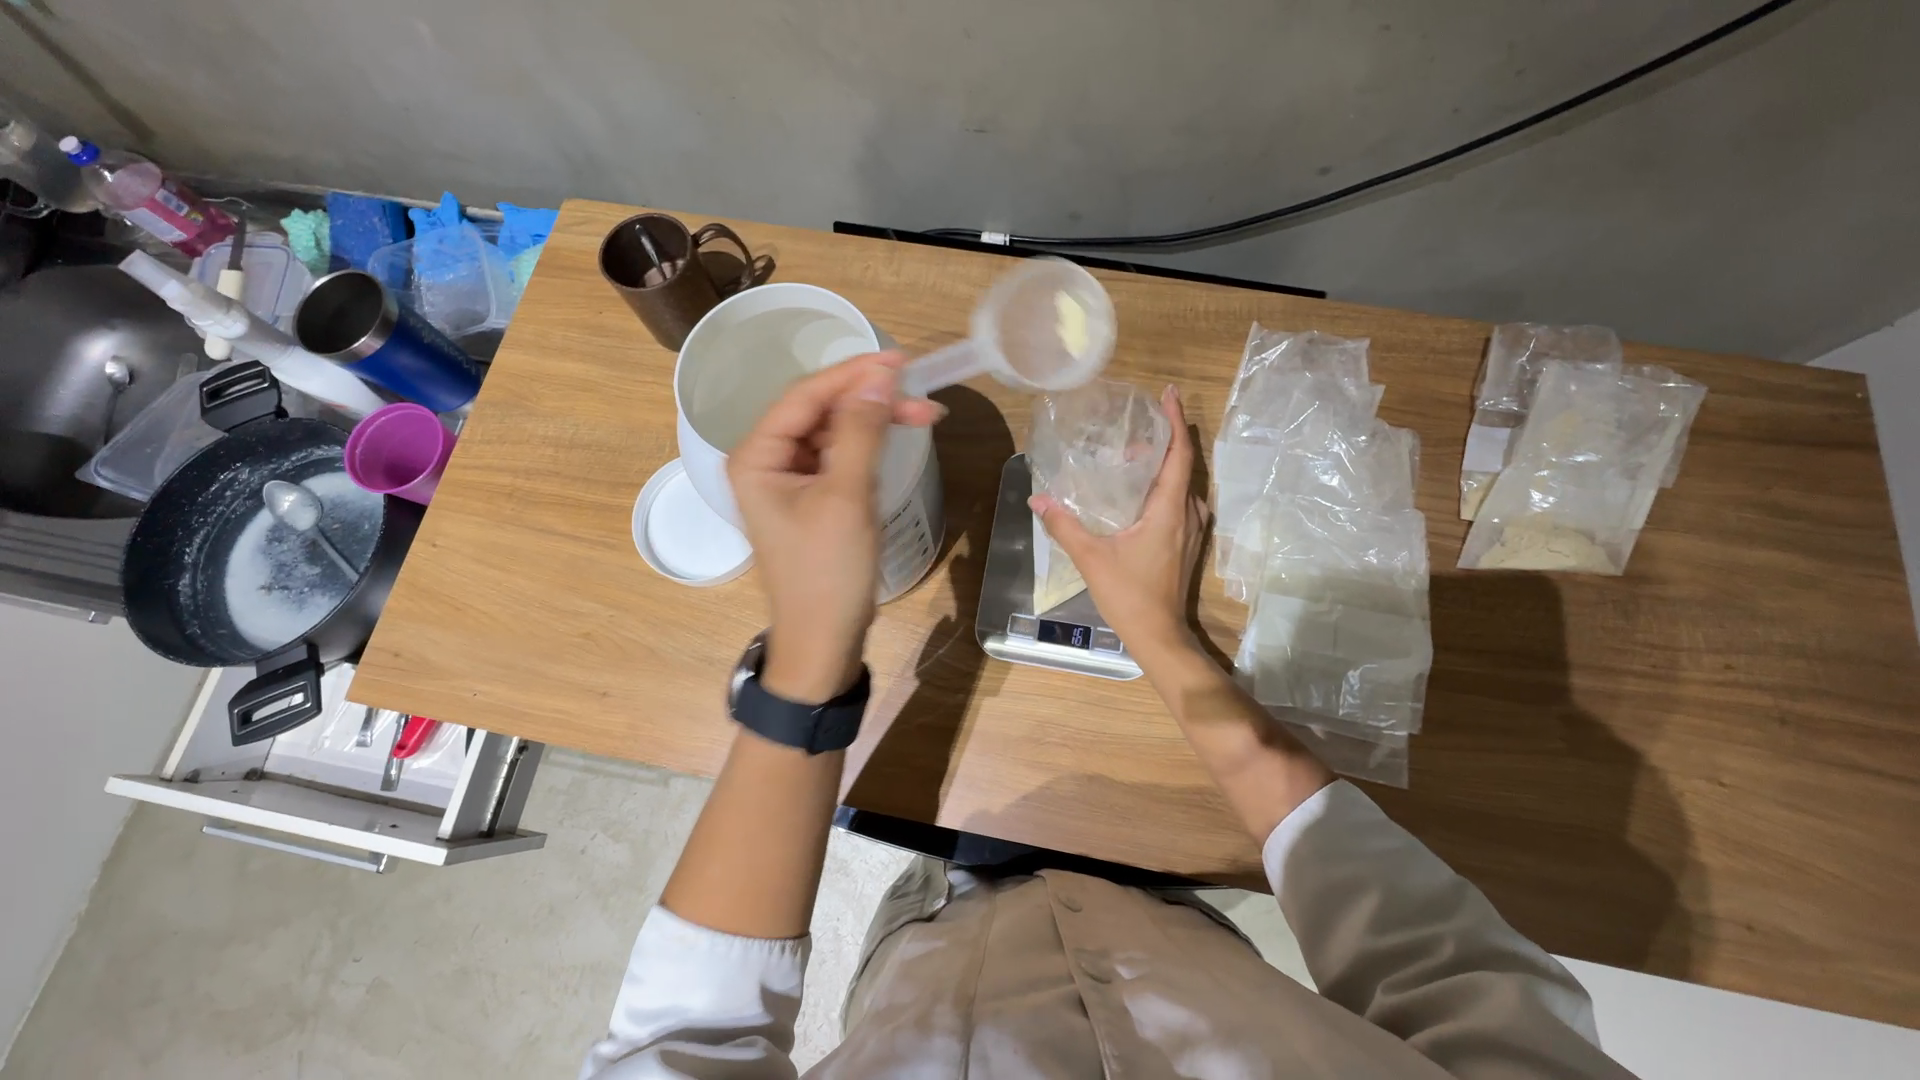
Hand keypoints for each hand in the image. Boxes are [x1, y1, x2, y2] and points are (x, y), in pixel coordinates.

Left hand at [728, 352, 941, 702]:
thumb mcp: (847, 497)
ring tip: (925, 416)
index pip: (805, 396)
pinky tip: (898, 437)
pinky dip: (869, 445)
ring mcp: (787, 479)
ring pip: (834, 430)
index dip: (853, 373)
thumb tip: (880, 376)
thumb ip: (861, 431)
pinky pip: (838, 455)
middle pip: (820, 409)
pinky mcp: (810, 497)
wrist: (824, 640)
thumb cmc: (828, 572)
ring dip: (875, 420)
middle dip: (870, 399)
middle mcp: (764, 460)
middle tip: (923, 396)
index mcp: (755, 457)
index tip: (902, 360)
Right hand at [1030, 384, 1207, 660]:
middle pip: (1183, 465)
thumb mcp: (1091, 558)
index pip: (1180, 454)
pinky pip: (1180, 502)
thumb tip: (1038, 499)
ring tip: (1131, 455)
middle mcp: (1189, 514)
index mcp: (1171, 509)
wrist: (1159, 634)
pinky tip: (1138, 493)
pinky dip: (1163, 487)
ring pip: (1182, 485)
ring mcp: (1192, 530)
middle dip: (1163, 440)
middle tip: (1136, 425)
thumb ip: (1064, 526)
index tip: (1167, 394)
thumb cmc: (1129, 594)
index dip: (1175, 421)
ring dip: (1162, 466)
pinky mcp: (1187, 544)